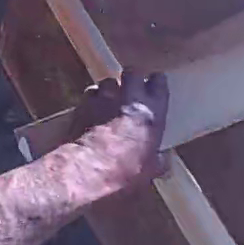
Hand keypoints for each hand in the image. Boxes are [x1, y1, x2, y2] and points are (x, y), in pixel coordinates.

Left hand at [64, 70, 168, 194]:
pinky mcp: (81, 104)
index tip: (155, 87)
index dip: (156, 83)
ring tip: (109, 101)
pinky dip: (92, 100)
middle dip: (131, 78)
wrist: (87, 169)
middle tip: (131, 90)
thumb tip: (162, 161)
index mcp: (152, 111)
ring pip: (107, 81)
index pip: (159, 82)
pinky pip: (90, 94)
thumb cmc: (125, 172)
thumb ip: (158, 160)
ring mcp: (103, 98)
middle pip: (131, 72)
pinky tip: (92, 110)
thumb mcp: (150, 170)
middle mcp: (129, 98)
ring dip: (109, 89)